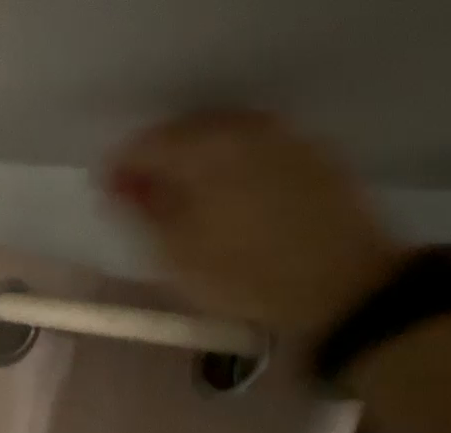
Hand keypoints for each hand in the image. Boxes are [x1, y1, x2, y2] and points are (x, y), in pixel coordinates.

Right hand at [104, 110, 405, 337]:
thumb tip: (119, 185)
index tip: (107, 194)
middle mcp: (244, 129)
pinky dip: (229, 164)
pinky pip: (254, 147)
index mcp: (203, 151)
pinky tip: (224, 196)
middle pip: (183, 132)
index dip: (118, 168)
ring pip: (221, 137)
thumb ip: (139, 212)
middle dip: (156, 161)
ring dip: (193, 161)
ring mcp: (284, 137)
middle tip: (139, 198)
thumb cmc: (243, 277)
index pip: (143, 144)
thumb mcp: (173, 255)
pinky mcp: (313, 154)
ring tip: (181, 200)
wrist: (342, 285)